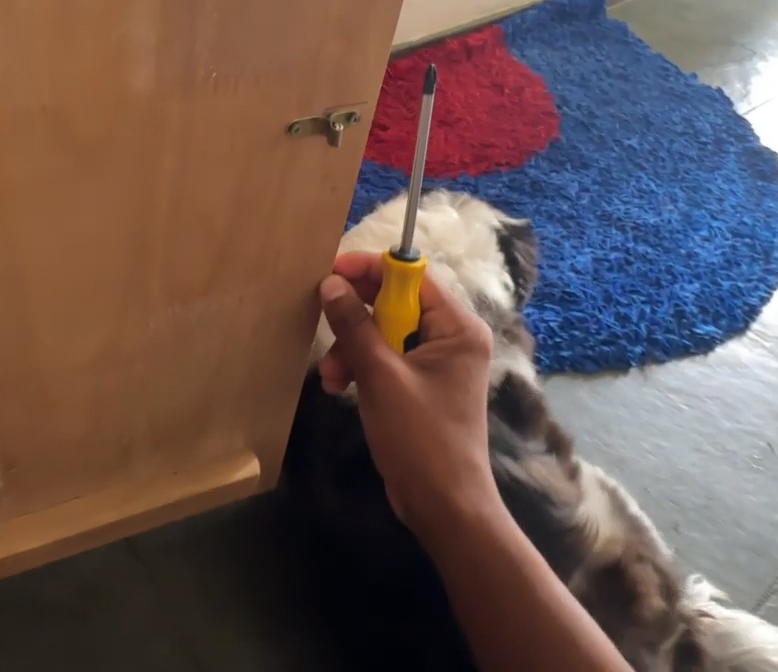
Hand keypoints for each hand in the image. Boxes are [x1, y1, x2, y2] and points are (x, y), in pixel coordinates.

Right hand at [317, 251, 499, 536]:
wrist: (444, 506)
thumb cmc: (421, 438)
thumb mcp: (381, 377)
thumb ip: (354, 326)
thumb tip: (329, 283)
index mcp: (457, 328)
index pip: (411, 277)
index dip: (370, 270)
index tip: (330, 271)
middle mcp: (450, 337)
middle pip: (394, 302)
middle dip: (355, 317)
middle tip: (321, 317)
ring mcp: (434, 361)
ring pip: (382, 331)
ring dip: (351, 347)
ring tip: (331, 375)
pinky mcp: (419, 383)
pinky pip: (383, 356)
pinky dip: (359, 366)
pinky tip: (339, 385)